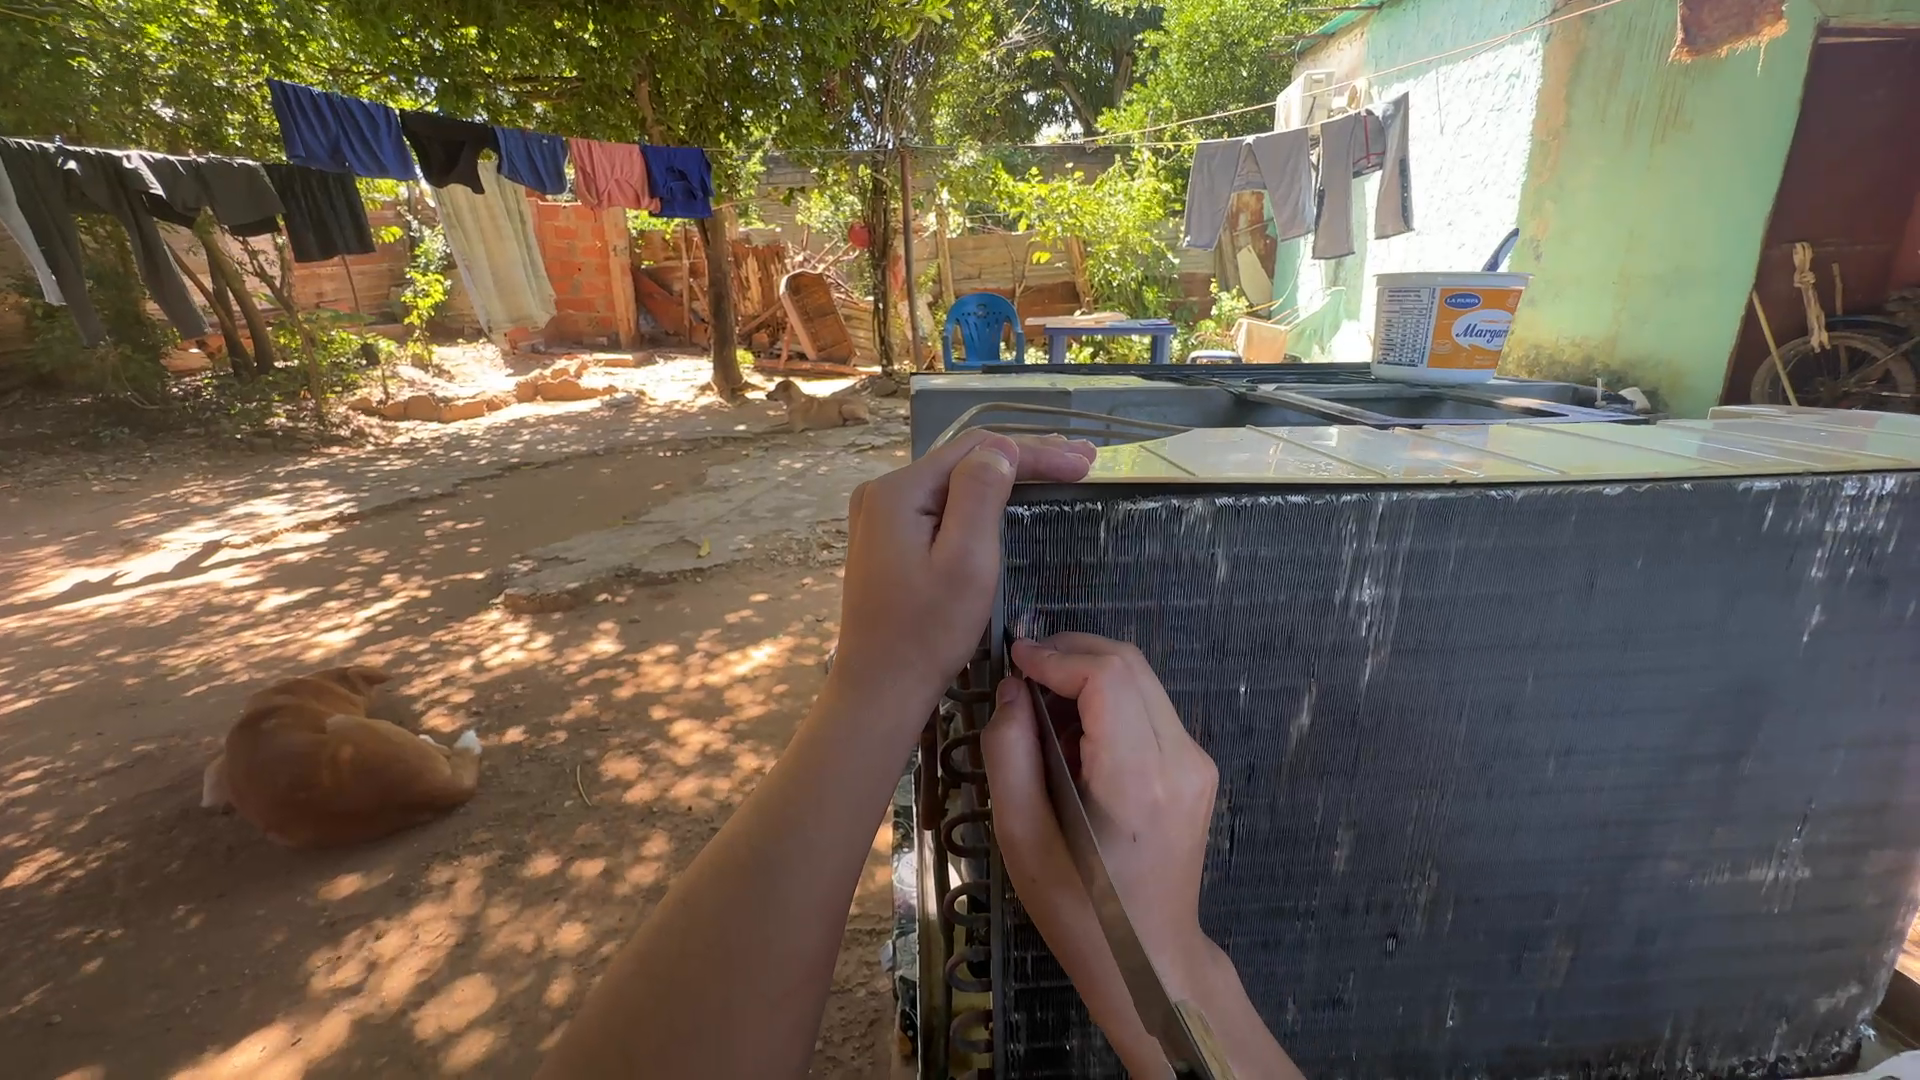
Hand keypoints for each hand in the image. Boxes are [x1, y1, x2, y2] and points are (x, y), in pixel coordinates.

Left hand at [831, 432, 1094, 714]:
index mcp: (898, 490)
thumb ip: (980, 495)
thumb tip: (1001, 450)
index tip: (1085, 463)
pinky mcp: (886, 537)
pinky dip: (979, 499)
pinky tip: (1008, 496)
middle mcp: (883, 491)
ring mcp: (880, 514)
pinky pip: (940, 504)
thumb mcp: (965, 561)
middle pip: (964, 459)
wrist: (880, 687)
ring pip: (954, 480)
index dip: (1035, 452)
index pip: (978, 449)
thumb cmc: (927, 632)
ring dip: (1005, 475)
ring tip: (1056, 470)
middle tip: (1082, 462)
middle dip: (1025, 459)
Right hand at [982, 633, 1220, 1076]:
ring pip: (1141, 679)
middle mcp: (1181, 758)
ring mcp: (1196, 761)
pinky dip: (1107, 696)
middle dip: (1072, 651)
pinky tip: (1074, 726)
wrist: (1149, 958)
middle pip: (1129, 665)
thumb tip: (1014, 690)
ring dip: (1088, 671)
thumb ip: (1009, 750)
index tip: (1015, 659)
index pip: (1108, 677)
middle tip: (1024, 668)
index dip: (1057, 655)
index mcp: (1139, 778)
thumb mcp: (1019, 833)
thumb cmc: (1075, 906)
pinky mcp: (1195, 767)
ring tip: (1042, 698)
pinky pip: (1148, 705)